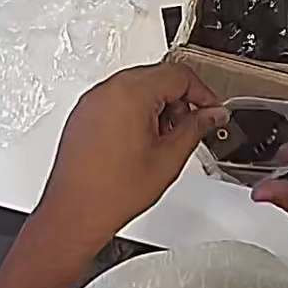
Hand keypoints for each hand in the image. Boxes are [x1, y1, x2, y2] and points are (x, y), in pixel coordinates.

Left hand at [33, 62, 224, 258]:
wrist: (75, 212)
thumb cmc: (112, 191)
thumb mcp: (169, 157)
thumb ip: (196, 128)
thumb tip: (212, 114)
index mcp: (132, 95)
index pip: (179, 75)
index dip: (203, 93)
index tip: (211, 110)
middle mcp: (108, 91)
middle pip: (159, 75)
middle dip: (181, 98)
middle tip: (192, 124)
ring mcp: (93, 100)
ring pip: (139, 85)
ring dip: (160, 104)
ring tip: (165, 137)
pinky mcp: (85, 112)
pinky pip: (119, 96)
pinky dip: (138, 109)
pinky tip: (144, 139)